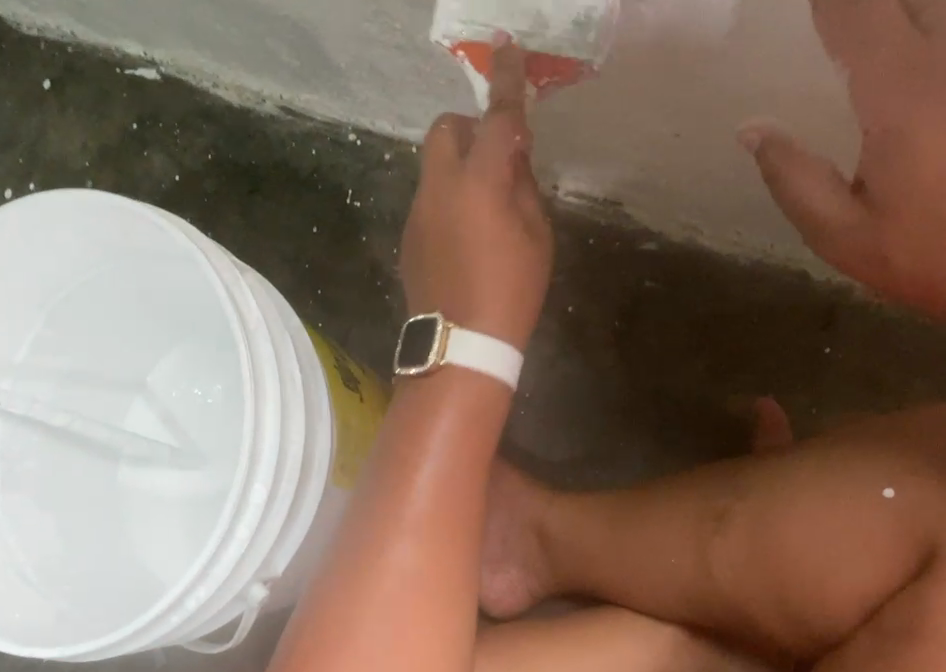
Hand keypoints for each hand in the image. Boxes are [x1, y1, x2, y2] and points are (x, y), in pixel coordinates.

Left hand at [401, 45, 553, 351]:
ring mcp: (417, 212)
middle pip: (445, 129)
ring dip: (460, 170)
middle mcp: (439, 186)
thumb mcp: (537, 237)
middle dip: (470, 130)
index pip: (496, 118)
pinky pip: (429, 201)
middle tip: (499, 159)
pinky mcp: (408, 237)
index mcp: (479, 182)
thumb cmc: (512, 293)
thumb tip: (512, 159)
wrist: (461, 345)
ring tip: (486, 211)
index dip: (506, 83)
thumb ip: (524, 187)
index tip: (508, 52)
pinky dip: (448, 202)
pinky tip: (466, 240)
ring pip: (435, 167)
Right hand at [742, 0, 945, 320]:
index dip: (824, 2)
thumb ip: (793, 177)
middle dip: (860, 0)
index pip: (853, 7)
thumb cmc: (935, 255)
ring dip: (901, 6)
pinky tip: (916, 49)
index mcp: (900, 87)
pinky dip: (934, 17)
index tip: (803, 9)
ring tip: (866, 26)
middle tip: (829, 16)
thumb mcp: (842, 234)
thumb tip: (752, 129)